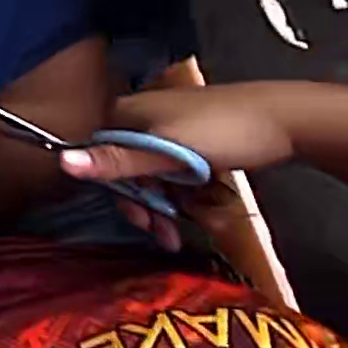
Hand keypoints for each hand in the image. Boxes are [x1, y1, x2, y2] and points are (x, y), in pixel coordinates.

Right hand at [59, 84, 299, 249]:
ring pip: (150, 175)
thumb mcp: (166, 151)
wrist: (285, 120)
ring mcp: (167, 128)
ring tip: (178, 234)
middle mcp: (142, 118)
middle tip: (162, 233)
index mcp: (128, 113)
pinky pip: (172, 172)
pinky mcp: (189, 139)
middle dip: (144, 204)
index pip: (100, 156)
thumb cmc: (223, 131)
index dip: (116, 191)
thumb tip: (61, 161)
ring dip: (163, 205)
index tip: (138, 218)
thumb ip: (116, 160)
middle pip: (125, 169)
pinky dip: (180, 194)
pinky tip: (195, 211)